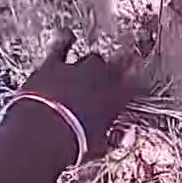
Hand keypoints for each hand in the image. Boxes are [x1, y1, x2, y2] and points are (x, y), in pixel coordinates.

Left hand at [12, 32, 138, 162]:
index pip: (134, 88)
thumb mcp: (100, 146)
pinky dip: (65, 40)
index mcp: (117, 99)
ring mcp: (78, 69)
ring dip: (94, 62)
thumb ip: (114, 137)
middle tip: (112, 82)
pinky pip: (61, 46)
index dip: (136, 88)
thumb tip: (125, 136)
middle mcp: (101, 79)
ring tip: (95, 64)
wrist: (44, 130)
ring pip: (93, 58)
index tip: (138, 90)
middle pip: (115, 70)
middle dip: (116, 75)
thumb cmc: (75, 143)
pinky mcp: (53, 64)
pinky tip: (67, 36)